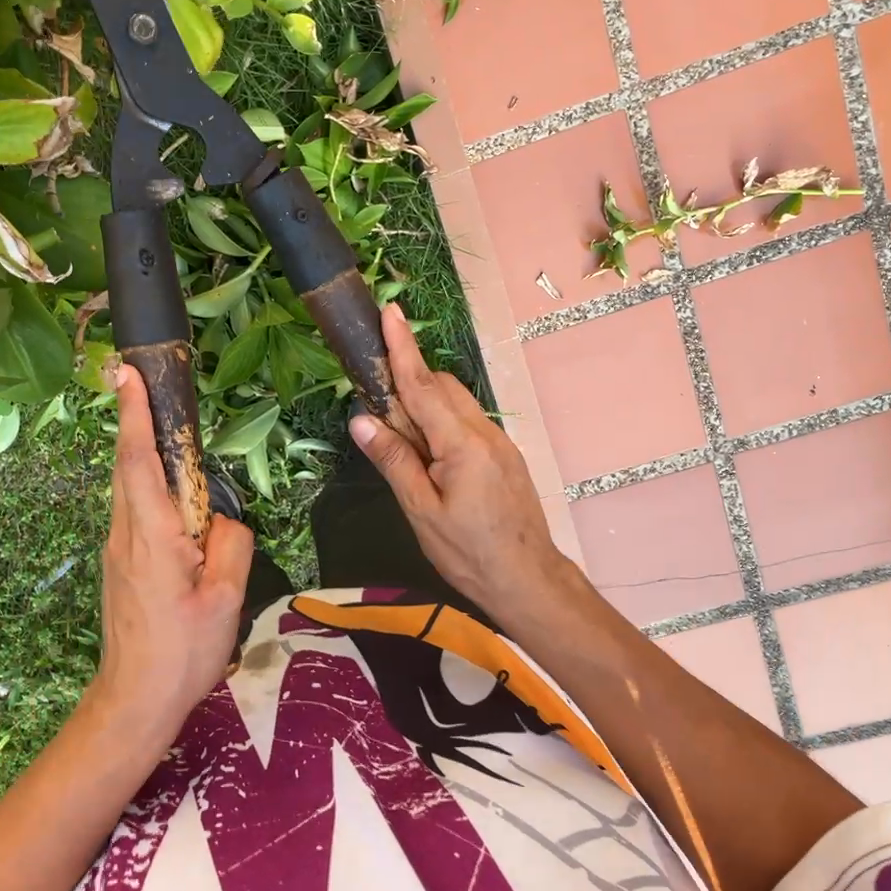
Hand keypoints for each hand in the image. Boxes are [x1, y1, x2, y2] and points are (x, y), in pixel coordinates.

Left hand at [94, 363, 252, 737]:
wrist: (133, 700)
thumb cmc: (183, 652)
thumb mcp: (227, 598)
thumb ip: (231, 543)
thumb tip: (221, 519)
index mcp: (152, 534)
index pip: (139, 459)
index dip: (133, 412)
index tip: (126, 372)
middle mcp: (124, 533)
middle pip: (127, 465)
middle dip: (132, 419)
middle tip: (140, 379)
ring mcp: (116, 549)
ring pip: (129, 488)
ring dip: (143, 454)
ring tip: (169, 435)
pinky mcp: (119, 565)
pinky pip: (134, 511)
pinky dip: (148, 487)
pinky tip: (176, 500)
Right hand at [351, 303, 582, 614]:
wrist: (527, 579)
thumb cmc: (469, 552)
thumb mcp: (421, 511)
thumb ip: (394, 461)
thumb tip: (362, 420)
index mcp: (462, 444)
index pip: (422, 386)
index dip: (402, 348)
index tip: (390, 312)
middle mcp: (484, 432)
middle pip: (440, 388)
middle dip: (408, 381)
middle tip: (376, 403)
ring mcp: (498, 443)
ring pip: (455, 405)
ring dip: (424, 406)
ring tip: (400, 439)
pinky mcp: (504, 456)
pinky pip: (466, 424)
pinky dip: (440, 425)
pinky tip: (428, 458)